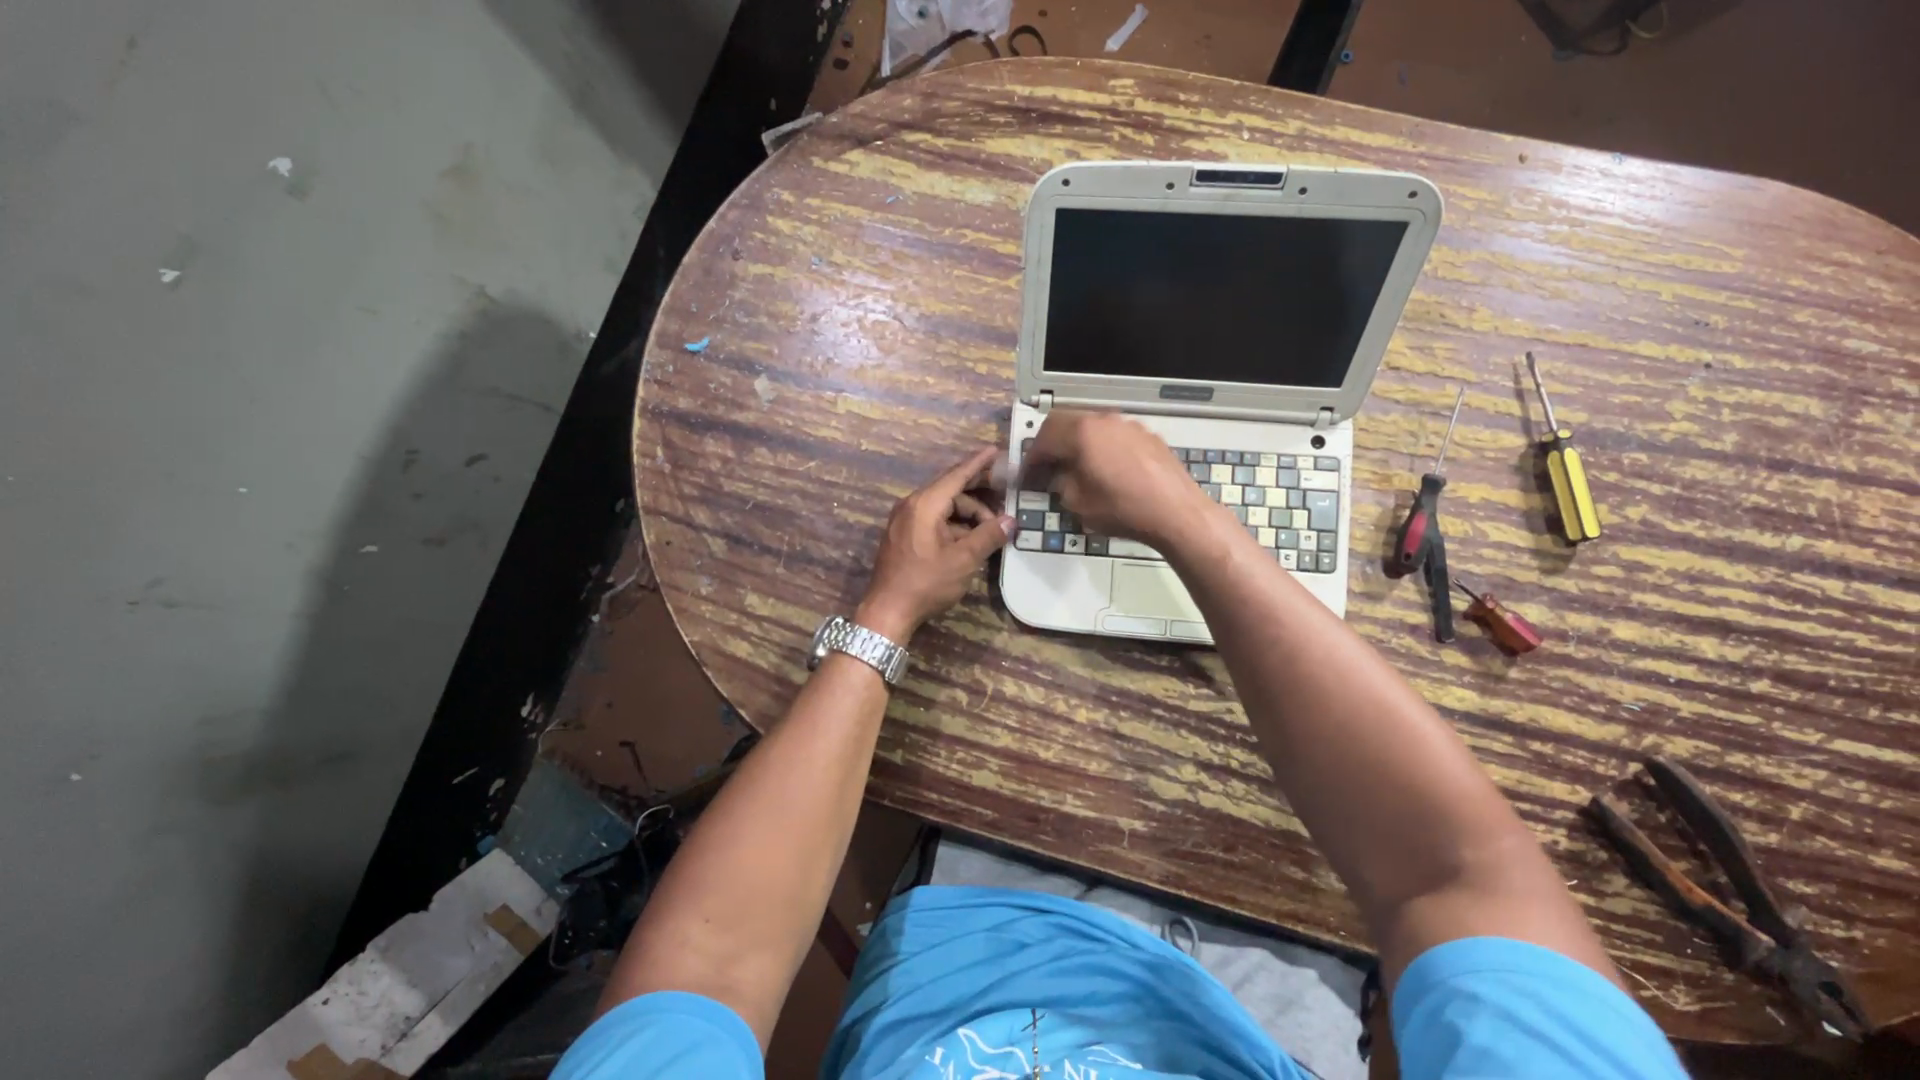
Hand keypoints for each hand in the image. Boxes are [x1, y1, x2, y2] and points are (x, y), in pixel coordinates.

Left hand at [856, 447, 1014, 642]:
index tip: (994, 451)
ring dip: (967, 515)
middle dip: (978, 495)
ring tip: (990, 531)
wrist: (887, 610)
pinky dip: (953, 525)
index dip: (978, 463)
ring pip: (943, 507)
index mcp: (925, 504)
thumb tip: (1010, 521)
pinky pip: (933, 519)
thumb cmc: (926, 583)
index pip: (957, 475)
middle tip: (1003, 496)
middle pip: (951, 490)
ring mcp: (904, 520)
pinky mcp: (903, 535)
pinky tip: (970, 540)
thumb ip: (988, 536)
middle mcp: (912, 505)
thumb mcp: (963, 560)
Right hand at [1021, 410, 1212, 549]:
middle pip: (1066, 422)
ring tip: (1076, 467)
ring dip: (1077, 442)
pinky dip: (1102, 446)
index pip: (1043, 438)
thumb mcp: (1078, 503)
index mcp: (1081, 433)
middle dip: (1051, 444)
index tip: (1027, 475)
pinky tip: (1106, 469)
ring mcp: (1128, 425)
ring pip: (1092, 426)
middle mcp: (1104, 420)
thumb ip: (1060, 483)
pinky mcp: (1147, 435)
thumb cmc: (1123, 509)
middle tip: (1046, 466)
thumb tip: (1060, 476)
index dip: (1031, 458)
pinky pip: (1114, 434)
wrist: (1176, 512)